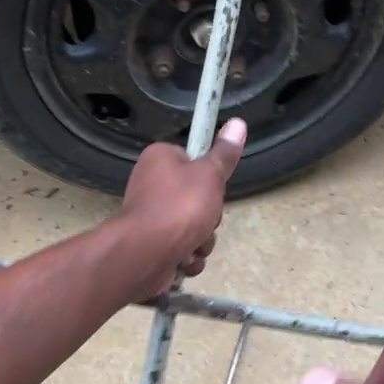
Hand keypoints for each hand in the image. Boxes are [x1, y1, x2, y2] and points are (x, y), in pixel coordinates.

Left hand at [116, 118, 244, 296]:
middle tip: (204, 219)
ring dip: (201, 240)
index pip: (193, 160)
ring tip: (193, 245)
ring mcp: (151, 218)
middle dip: (208, 217)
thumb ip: (224, 154)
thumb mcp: (210, 175)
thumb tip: (238, 123)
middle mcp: (152, 185)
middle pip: (198, 198)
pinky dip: (188, 257)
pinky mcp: (153, 247)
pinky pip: (183, 249)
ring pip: (194, 227)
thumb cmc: (179, 207)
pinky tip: (184, 260)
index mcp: (160, 159)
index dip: (209, 176)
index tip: (212, 187)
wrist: (145, 255)